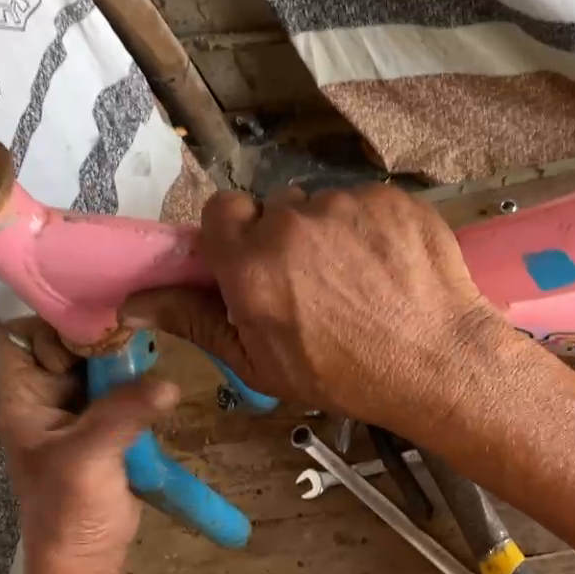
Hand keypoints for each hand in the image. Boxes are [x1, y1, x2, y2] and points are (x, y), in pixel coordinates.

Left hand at [0, 317, 178, 573]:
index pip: (22, 338)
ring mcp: (76, 409)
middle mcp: (45, 396)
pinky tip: (159, 362)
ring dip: (120, 350)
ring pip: (94, 362)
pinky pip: (119, 384)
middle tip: (137, 316)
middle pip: (64, 343)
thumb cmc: (70, 512)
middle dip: (97, 328)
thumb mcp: (89, 458)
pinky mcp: (106, 422)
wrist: (87, 562)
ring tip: (151, 334)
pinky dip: (136, 373)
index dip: (53, 318)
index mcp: (23, 398)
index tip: (98, 306)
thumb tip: (170, 385)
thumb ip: (123, 414)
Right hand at [122, 185, 518, 435]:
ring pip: (323, 207)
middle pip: (274, 209)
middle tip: (314, 282)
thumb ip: (197, 322)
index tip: (253, 260)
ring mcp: (346, 204)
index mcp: (251, 263)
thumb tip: (135, 303)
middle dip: (285, 238)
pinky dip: (373, 228)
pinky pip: (366, 203)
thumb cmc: (345, 376)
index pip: (220, 211)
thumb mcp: (261, 364)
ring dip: (332, 234)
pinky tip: (391, 266)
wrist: (439, 363)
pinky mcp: (390, 197)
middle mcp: (293, 223)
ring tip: (362, 279)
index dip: (235, 234)